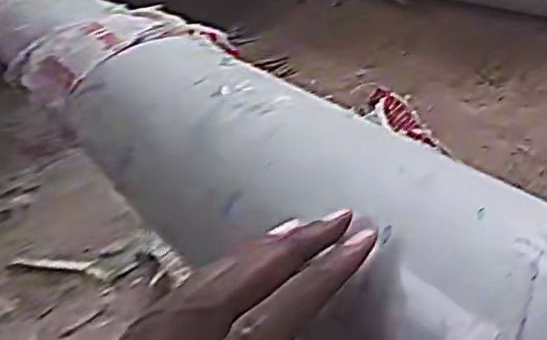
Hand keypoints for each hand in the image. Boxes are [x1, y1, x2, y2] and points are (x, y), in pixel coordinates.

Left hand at [122, 211, 375, 339]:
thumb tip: (329, 328)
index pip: (286, 310)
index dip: (330, 271)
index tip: (364, 238)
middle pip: (246, 280)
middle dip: (299, 246)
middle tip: (339, 218)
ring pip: (209, 278)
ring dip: (259, 251)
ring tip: (296, 228)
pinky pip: (181, 293)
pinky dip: (218, 270)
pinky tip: (233, 265)